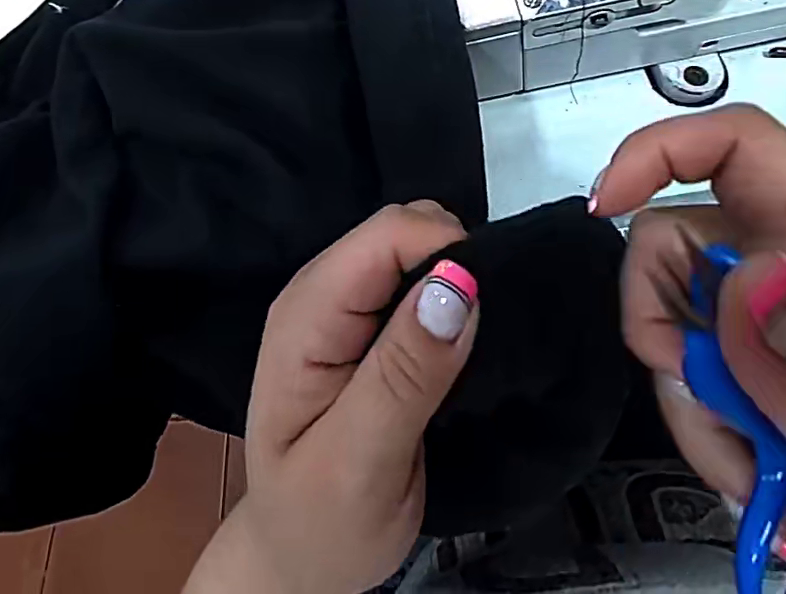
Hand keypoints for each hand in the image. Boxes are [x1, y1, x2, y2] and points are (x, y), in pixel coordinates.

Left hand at [183, 202, 479, 593]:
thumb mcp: (360, 462)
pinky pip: (417, 275)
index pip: (385, 235)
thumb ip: (405, 373)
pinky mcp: (365, 317)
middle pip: (400, 229)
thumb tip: (458, 285)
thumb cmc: (321, 521)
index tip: (485, 307)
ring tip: (468, 344)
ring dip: (454, 277)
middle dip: (453, 260)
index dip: (446, 250)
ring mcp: (342, 301)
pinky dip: (448, 293)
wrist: (299, 556)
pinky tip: (455, 339)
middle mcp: (321, 289)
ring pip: (414, 246)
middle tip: (476, 337)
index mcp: (307, 312)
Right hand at [596, 104, 785, 593]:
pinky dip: (717, 422)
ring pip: (696, 311)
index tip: (602, 208)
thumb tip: (739, 277)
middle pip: (693, 233)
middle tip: (706, 406)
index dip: (661, 149)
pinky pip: (723, 370)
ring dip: (691, 389)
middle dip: (663, 313)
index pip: (749, 148)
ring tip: (755, 477)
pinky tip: (766, 484)